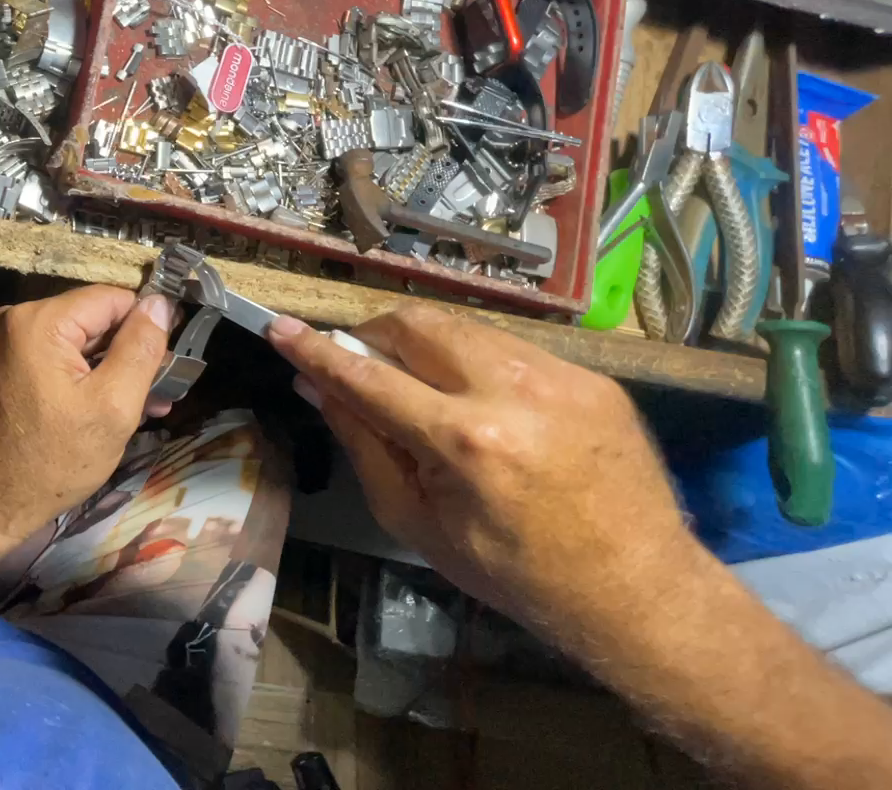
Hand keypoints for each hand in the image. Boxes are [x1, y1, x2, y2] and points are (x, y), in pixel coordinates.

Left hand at [0, 286, 174, 566]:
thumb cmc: (56, 460)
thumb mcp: (114, 406)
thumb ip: (140, 348)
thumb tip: (160, 303)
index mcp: (37, 321)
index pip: (109, 299)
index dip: (146, 323)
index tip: (171, 357)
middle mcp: (13, 319)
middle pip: (91, 318)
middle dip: (128, 351)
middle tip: (161, 390)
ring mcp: (3, 341)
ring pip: (76, 340)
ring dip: (110, 368)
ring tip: (147, 404)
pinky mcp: (1, 363)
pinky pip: (53, 355)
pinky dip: (82, 375)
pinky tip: (110, 405)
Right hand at [266, 304, 695, 637]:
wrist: (639, 594)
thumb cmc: (509, 570)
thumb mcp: (413, 517)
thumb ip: (361, 441)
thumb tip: (315, 387)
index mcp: (465, 442)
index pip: (368, 378)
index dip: (315, 350)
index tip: (279, 327)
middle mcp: (514, 394)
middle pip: (415, 325)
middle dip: (373, 335)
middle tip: (359, 364)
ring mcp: (561, 379)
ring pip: (458, 326)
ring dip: (420, 345)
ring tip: (417, 384)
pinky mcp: (591, 378)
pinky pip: (504, 346)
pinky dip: (468, 361)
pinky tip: (475, 400)